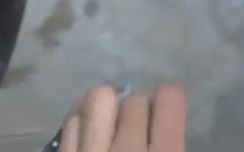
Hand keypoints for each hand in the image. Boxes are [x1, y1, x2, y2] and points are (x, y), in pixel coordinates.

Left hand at [56, 85, 188, 151]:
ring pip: (100, 97)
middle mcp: (127, 149)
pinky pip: (71, 120)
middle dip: (139, 110)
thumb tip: (169, 128)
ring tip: (111, 123)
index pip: (170, 99)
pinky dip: (81, 120)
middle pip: (135, 100)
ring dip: (108, 106)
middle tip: (140, 129)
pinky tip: (86, 133)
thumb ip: (172, 144)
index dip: (170, 103)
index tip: (168, 112)